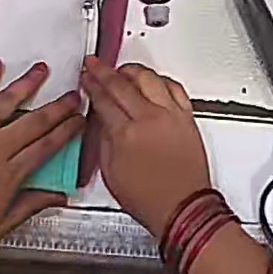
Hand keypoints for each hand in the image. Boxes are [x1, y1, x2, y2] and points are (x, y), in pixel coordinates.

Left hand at [0, 59, 82, 251]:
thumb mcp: (0, 225)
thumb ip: (30, 205)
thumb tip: (56, 198)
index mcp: (12, 172)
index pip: (48, 145)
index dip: (67, 131)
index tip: (79, 121)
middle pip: (36, 120)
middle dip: (58, 107)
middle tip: (72, 95)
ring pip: (9, 101)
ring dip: (28, 83)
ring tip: (42, 70)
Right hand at [80, 57, 211, 236]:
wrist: (183, 209)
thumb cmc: (150, 199)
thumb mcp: (111, 173)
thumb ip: (103, 140)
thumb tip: (100, 119)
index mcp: (126, 134)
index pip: (103, 99)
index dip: (91, 85)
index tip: (86, 78)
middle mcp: (149, 120)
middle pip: (122, 83)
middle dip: (104, 71)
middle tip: (95, 64)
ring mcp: (170, 116)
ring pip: (149, 78)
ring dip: (132, 70)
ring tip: (122, 70)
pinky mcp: (187, 118)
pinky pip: (174, 88)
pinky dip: (160, 80)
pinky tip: (153, 80)